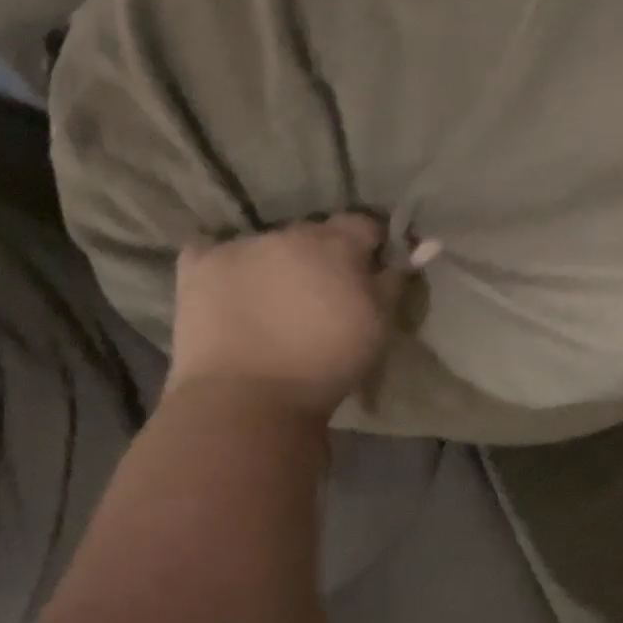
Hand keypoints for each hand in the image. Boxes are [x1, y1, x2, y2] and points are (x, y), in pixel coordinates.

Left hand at [166, 213, 429, 418]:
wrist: (250, 398)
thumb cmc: (329, 361)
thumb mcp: (380, 323)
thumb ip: (396, 279)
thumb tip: (426, 244)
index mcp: (336, 244)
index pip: (364, 225)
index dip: (372, 247)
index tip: (372, 273)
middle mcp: (287, 234)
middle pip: (315, 233)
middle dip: (324, 254)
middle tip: (327, 292)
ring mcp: (238, 247)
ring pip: (269, 243)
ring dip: (280, 261)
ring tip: (279, 298)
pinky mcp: (196, 267)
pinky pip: (212, 249)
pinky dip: (227, 262)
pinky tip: (233, 284)